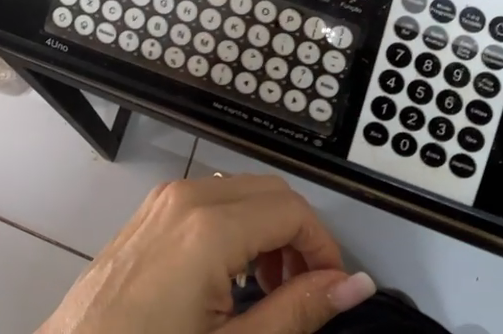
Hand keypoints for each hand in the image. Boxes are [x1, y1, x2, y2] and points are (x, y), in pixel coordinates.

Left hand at [37, 175, 376, 333]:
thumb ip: (298, 311)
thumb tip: (352, 286)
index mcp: (208, 228)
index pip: (293, 211)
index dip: (325, 249)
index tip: (334, 289)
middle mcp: (186, 198)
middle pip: (271, 191)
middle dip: (299, 237)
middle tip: (307, 292)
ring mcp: (163, 200)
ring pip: (242, 191)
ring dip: (269, 230)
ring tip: (272, 290)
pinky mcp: (150, 211)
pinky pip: (210, 199)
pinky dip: (237, 225)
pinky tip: (234, 276)